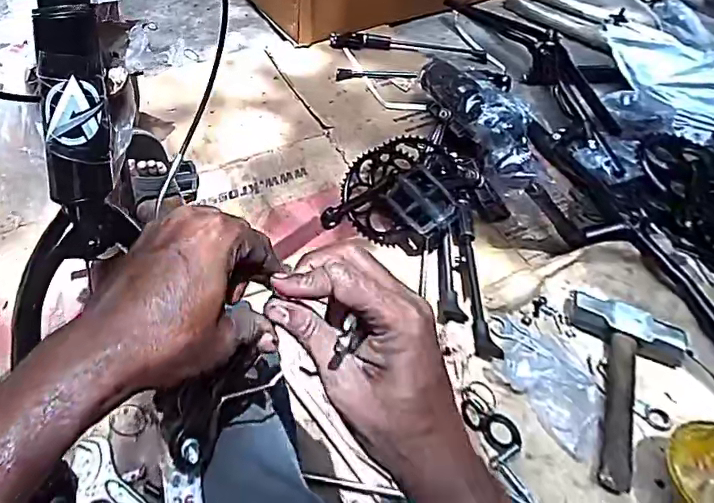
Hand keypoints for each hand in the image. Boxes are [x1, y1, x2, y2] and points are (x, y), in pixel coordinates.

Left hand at [77, 204, 280, 392]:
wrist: (108, 345)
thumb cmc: (157, 338)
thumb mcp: (221, 339)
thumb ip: (250, 325)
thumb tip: (260, 326)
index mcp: (216, 234)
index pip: (257, 241)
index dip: (268, 266)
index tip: (271, 280)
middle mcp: (188, 219)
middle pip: (230, 232)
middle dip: (239, 261)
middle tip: (240, 296)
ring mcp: (162, 224)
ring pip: (202, 233)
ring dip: (214, 257)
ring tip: (211, 296)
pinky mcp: (143, 237)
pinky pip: (178, 239)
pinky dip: (189, 256)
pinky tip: (186, 289)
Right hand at [264, 243, 501, 501]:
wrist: (435, 457)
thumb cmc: (401, 433)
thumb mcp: (345, 386)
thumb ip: (311, 338)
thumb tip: (280, 307)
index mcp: (401, 318)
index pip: (343, 274)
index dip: (305, 277)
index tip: (278, 286)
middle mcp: (408, 302)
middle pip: (352, 257)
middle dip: (314, 268)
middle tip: (288, 289)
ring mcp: (407, 305)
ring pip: (357, 265)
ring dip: (326, 278)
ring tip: (305, 305)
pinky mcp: (401, 313)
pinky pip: (364, 284)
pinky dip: (339, 292)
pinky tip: (328, 318)